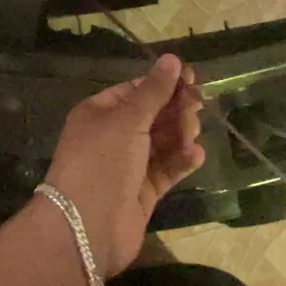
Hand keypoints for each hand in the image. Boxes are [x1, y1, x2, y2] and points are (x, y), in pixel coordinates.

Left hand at [42, 54, 206, 277]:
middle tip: (198, 105)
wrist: (86, 227)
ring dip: (179, 134)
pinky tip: (196, 155)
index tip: (191, 78)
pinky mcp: (142, 193)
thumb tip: (172, 59)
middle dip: (174, 109)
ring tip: (193, 131)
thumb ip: (153, 91)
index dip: (162, 84)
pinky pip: (165, 170)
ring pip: (160, 142)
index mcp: (100, 113)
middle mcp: (112, 136)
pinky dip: (180, 161)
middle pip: (150, 115)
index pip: (135, 90)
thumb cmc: (102, 161)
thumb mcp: (128, 120)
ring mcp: (127, 166)